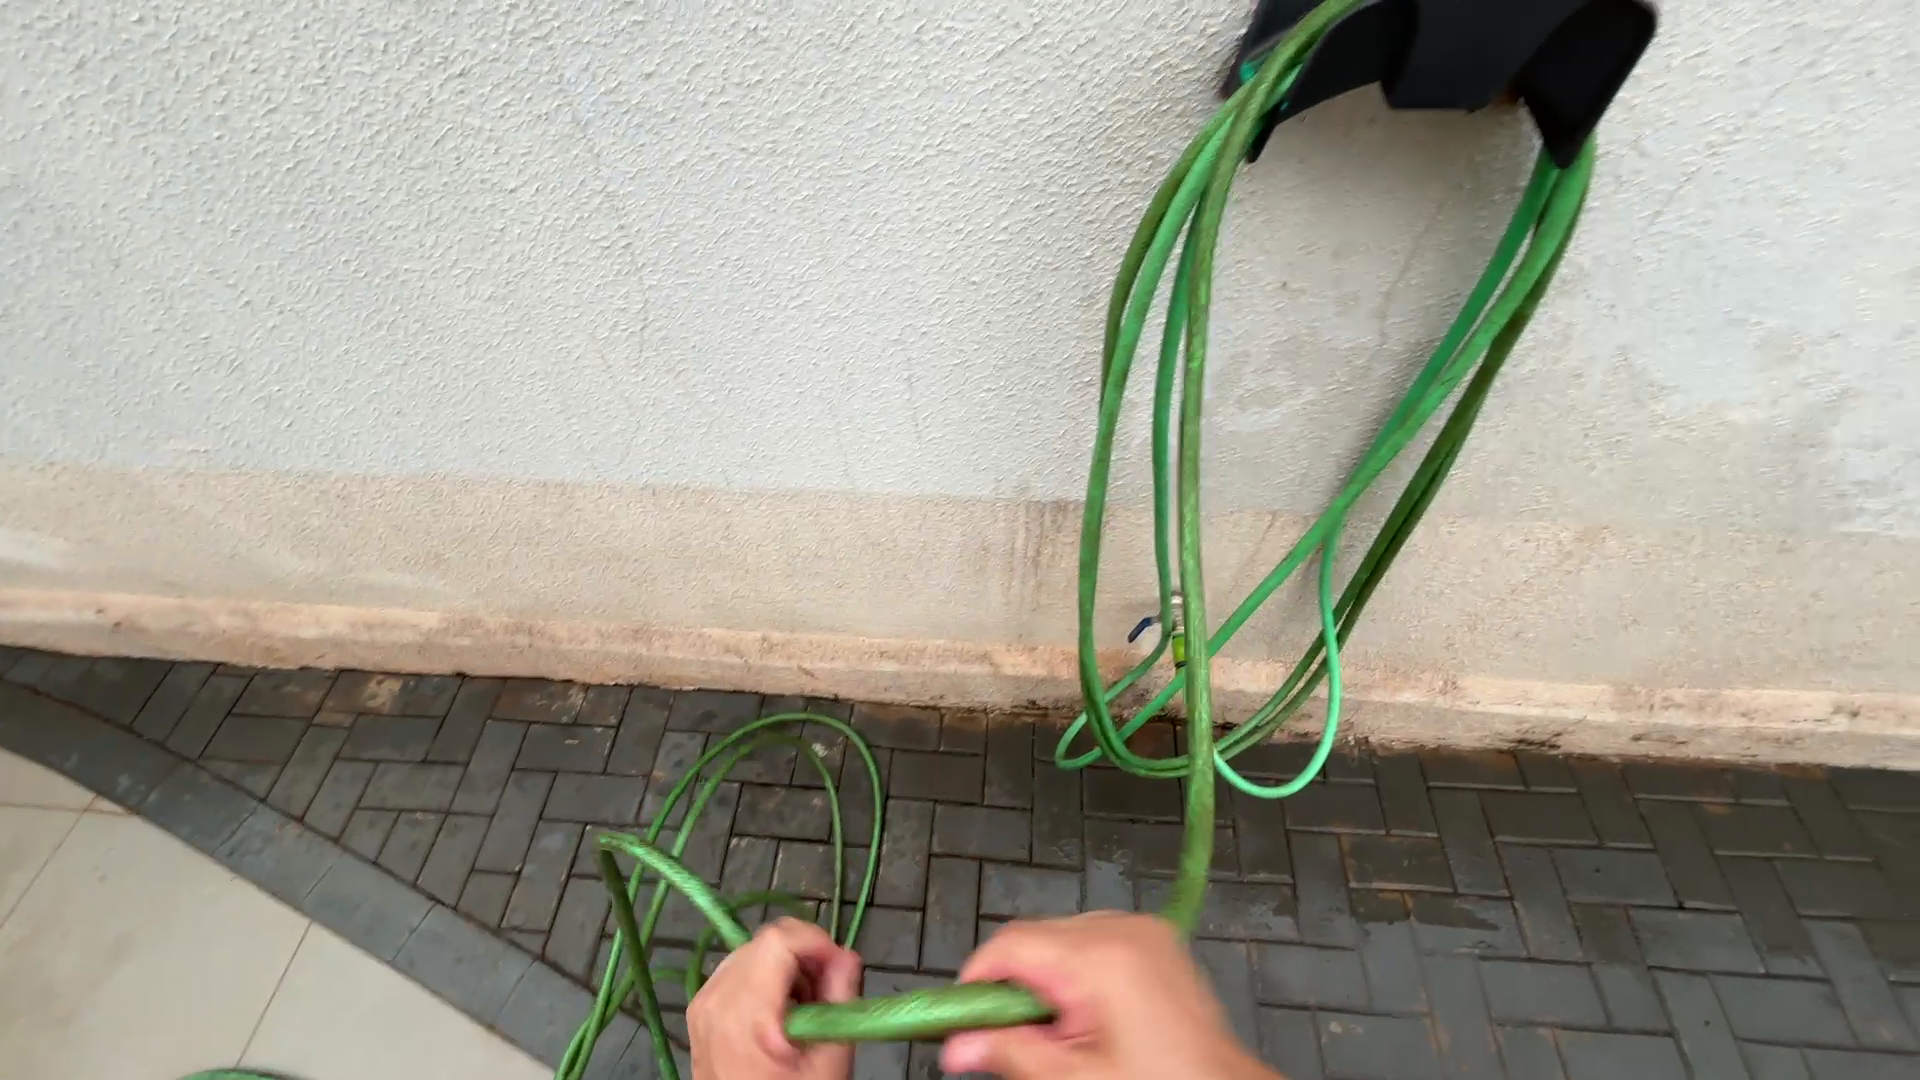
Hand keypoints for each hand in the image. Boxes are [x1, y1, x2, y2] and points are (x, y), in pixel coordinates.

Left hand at [689, 918, 861, 1079]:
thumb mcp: (830, 1060)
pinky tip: (781, 1009)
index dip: (816, 941)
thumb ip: (842, 997)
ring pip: (755, 950)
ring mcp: (703, 1002)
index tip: (839, 967)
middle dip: (805, 955)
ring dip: (787, 964)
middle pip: (769, 941)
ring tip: (806, 1004)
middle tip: (828, 989)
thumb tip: (847, 955)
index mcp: (744, 1012)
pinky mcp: (700, 1009)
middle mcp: (715, 997)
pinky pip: (739, 968)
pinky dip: (766, 976)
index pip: (780, 938)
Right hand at [941, 913, 1278, 1079]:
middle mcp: (1120, 928)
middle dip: (1016, 984)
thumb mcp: (1077, 1079)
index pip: (1013, 944)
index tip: (961, 1014)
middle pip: (1036, 939)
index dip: (979, 977)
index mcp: (1100, 958)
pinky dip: (1078, 968)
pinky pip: (1093, 937)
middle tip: (1013, 1036)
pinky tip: (1089, 1011)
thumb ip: (1011, 1054)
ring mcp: (1140, 927)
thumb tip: (954, 1047)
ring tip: (1062, 1030)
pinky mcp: (1152, 934)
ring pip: (1062, 937)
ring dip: (1047, 976)